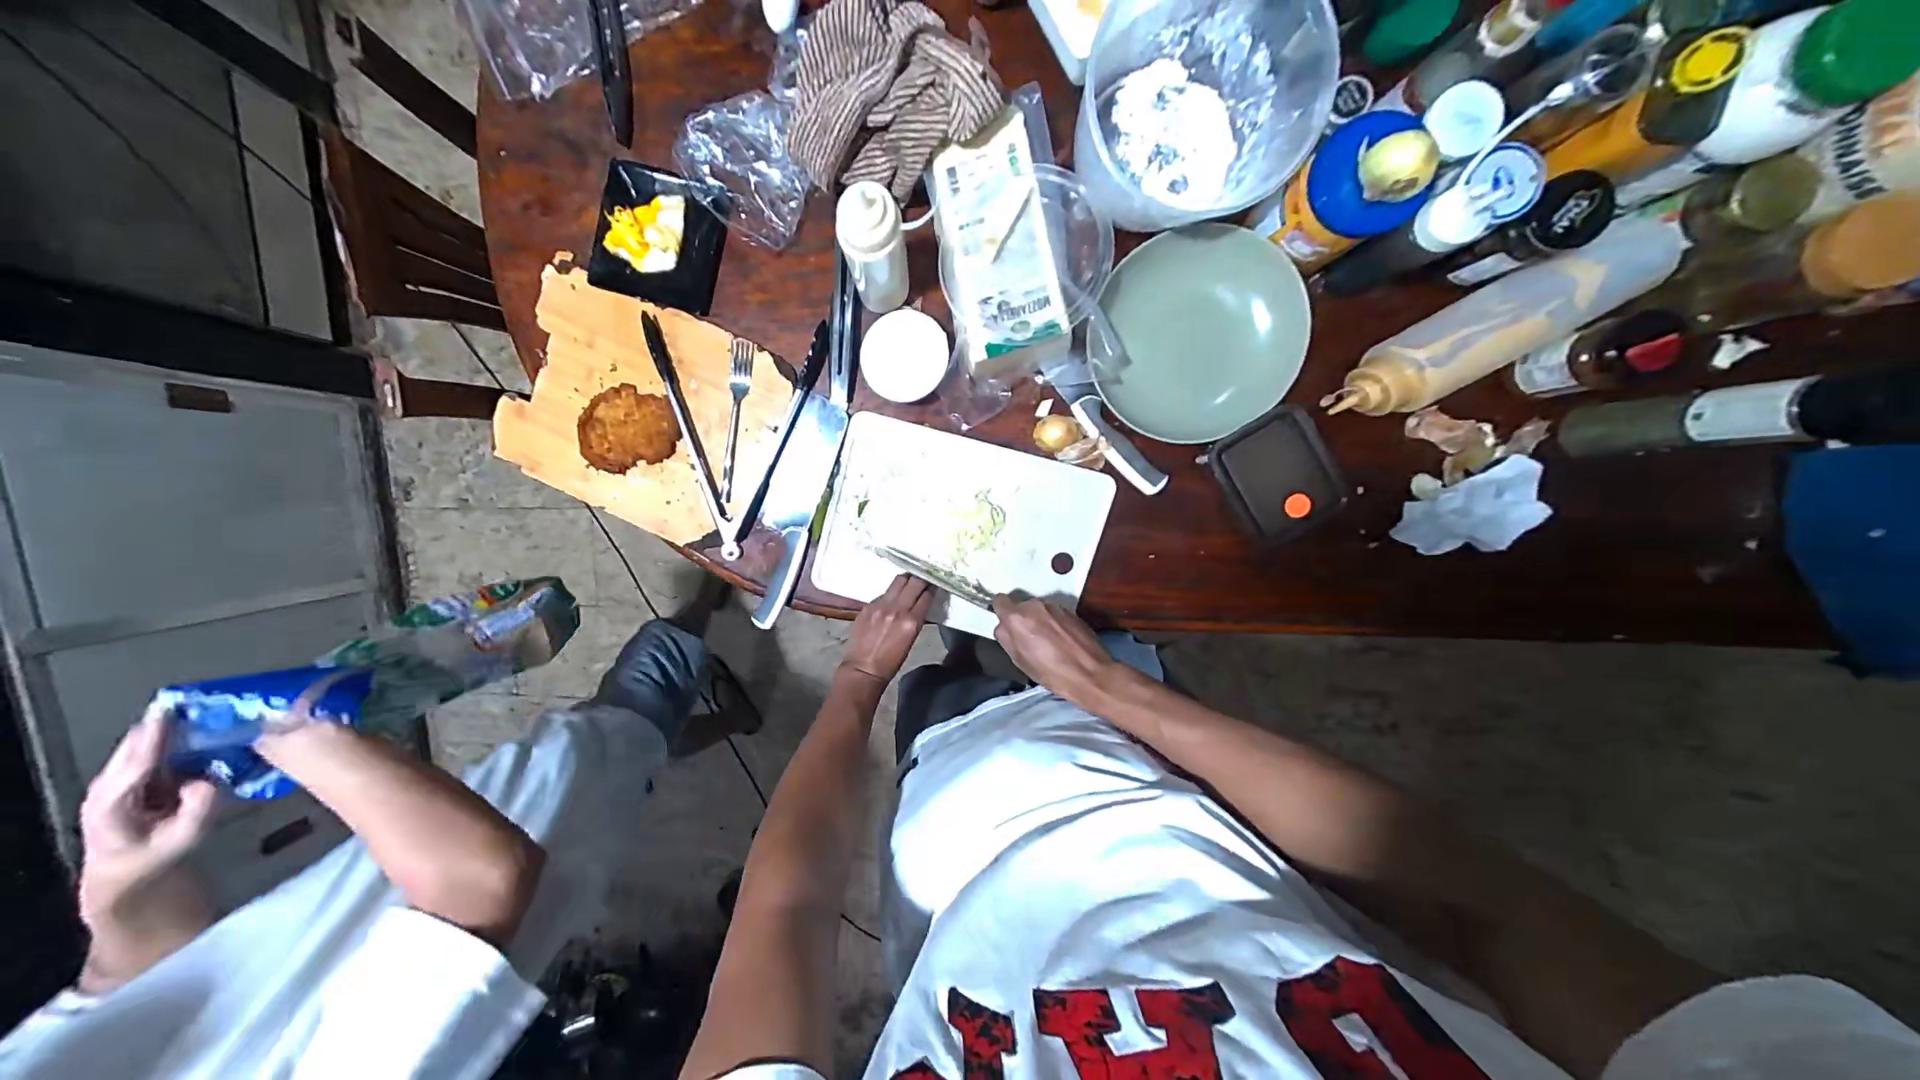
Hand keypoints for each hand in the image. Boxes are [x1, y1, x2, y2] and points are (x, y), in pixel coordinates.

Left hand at [78, 705, 218, 924]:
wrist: (130, 870)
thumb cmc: (155, 856)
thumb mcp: (180, 841)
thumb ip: (197, 811)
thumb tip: (207, 780)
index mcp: (111, 805)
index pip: (134, 767)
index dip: (153, 741)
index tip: (172, 715)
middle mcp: (110, 786)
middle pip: (135, 748)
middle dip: (162, 724)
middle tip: (195, 700)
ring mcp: (124, 778)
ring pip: (146, 744)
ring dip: (173, 726)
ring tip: (203, 706)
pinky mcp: (142, 773)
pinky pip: (160, 748)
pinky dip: (179, 734)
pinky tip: (202, 724)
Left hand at [840, 574, 932, 685]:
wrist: (863, 668)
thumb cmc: (891, 661)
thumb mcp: (911, 639)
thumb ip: (916, 619)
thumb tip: (920, 604)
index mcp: (911, 621)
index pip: (926, 596)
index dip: (932, 588)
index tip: (934, 585)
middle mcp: (897, 609)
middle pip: (914, 582)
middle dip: (921, 578)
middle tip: (924, 579)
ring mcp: (881, 605)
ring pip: (898, 581)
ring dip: (907, 580)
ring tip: (910, 582)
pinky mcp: (868, 605)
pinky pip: (884, 592)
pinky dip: (891, 592)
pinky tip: (892, 598)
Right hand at [991, 595, 1120, 708]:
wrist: (1090, 673)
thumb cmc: (1051, 673)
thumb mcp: (1019, 660)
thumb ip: (1007, 638)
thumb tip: (1004, 627)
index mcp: (1016, 618)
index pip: (1000, 601)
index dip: (1003, 613)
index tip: (1009, 625)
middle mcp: (1034, 605)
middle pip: (1021, 606)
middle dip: (1023, 619)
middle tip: (1030, 639)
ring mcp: (1054, 606)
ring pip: (1039, 609)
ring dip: (1040, 619)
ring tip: (1049, 641)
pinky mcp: (1070, 610)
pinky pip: (1054, 613)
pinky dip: (1054, 622)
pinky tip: (1062, 640)